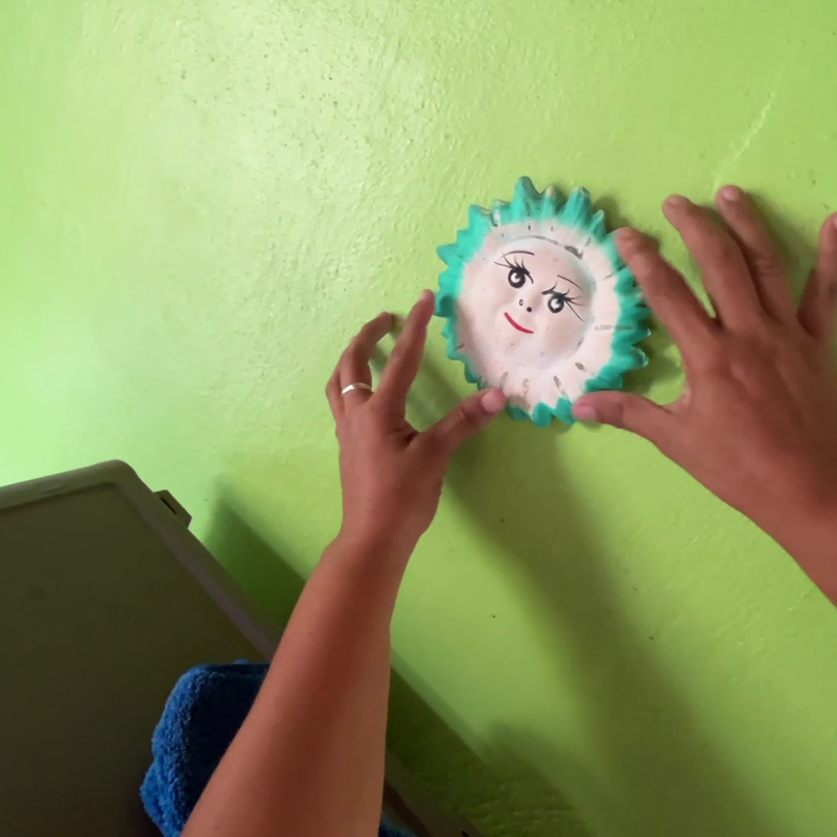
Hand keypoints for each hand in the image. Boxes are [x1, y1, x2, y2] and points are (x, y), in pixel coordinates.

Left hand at [327, 291, 505, 552]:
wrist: (371, 538)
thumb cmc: (402, 498)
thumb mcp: (435, 457)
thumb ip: (463, 423)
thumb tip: (498, 396)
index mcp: (377, 410)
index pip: (400, 359)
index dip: (415, 326)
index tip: (424, 298)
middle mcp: (356, 413)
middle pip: (352, 362)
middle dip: (369, 335)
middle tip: (387, 318)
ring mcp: (347, 430)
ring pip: (339, 382)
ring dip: (352, 358)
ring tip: (369, 347)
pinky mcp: (348, 446)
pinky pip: (341, 401)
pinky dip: (350, 382)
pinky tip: (366, 392)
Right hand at [572, 188, 836, 532]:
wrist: (811, 486)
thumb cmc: (738, 466)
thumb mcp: (676, 440)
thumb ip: (628, 413)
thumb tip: (578, 405)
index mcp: (709, 356)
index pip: (669, 295)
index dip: (645, 260)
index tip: (628, 234)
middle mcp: (747, 333)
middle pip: (719, 265)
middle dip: (695, 227)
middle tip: (677, 202)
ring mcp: (787, 334)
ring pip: (767, 266)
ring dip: (748, 225)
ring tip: (731, 193)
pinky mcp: (818, 343)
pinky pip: (827, 293)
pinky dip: (835, 256)